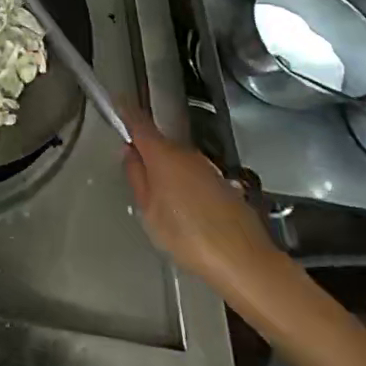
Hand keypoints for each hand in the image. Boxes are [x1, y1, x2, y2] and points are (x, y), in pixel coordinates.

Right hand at [121, 107, 279, 293]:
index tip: (120, 103)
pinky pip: (197, 178)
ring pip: (180, 162)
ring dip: (169, 172)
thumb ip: (136, 176)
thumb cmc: (187, 236)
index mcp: (163, 155)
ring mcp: (210, 169)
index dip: (128, 112)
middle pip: (161, 144)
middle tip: (137, 175)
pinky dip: (188, 186)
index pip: (140, 124)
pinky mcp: (226, 186)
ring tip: (163, 202)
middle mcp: (188, 155)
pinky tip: (188, 212)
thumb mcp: (148, 210)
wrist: (245, 262)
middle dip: (149, 153)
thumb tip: (130, 154)